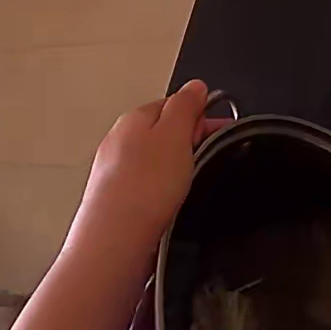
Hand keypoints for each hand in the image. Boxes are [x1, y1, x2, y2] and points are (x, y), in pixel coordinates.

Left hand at [70, 80, 228, 251]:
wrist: (113, 244)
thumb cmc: (147, 185)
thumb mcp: (176, 133)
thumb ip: (186, 104)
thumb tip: (195, 85)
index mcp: (135, 117)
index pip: (176, 103)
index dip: (201, 116)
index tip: (218, 134)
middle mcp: (119, 140)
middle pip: (166, 130)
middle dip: (190, 142)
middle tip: (205, 160)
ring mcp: (113, 171)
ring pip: (157, 159)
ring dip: (177, 167)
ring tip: (187, 185)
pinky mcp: (113, 200)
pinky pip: (147, 184)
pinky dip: (162, 190)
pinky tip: (168, 203)